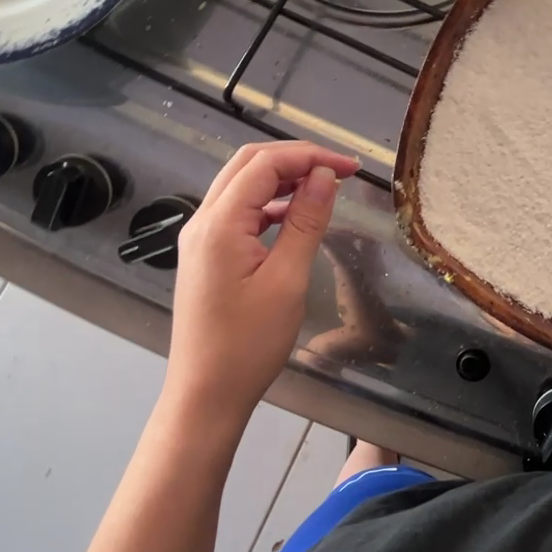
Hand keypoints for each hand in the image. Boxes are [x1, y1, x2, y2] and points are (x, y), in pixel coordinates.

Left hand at [164, 141, 359, 421]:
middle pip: (249, 164)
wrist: (205, 396)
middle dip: (296, 158)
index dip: (310, 156)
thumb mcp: (287, 279)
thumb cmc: (248, 344)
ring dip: (283, 177)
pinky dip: (270, 201)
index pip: (265, 163)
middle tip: (339, 170)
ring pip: (242, 184)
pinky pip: (238, 210)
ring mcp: (200, 238)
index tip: (350, 167)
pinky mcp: (206, 254)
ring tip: (324, 187)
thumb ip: (307, 221)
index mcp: (219, 224)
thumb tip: (325, 176)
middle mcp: (202, 221)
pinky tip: (296, 216)